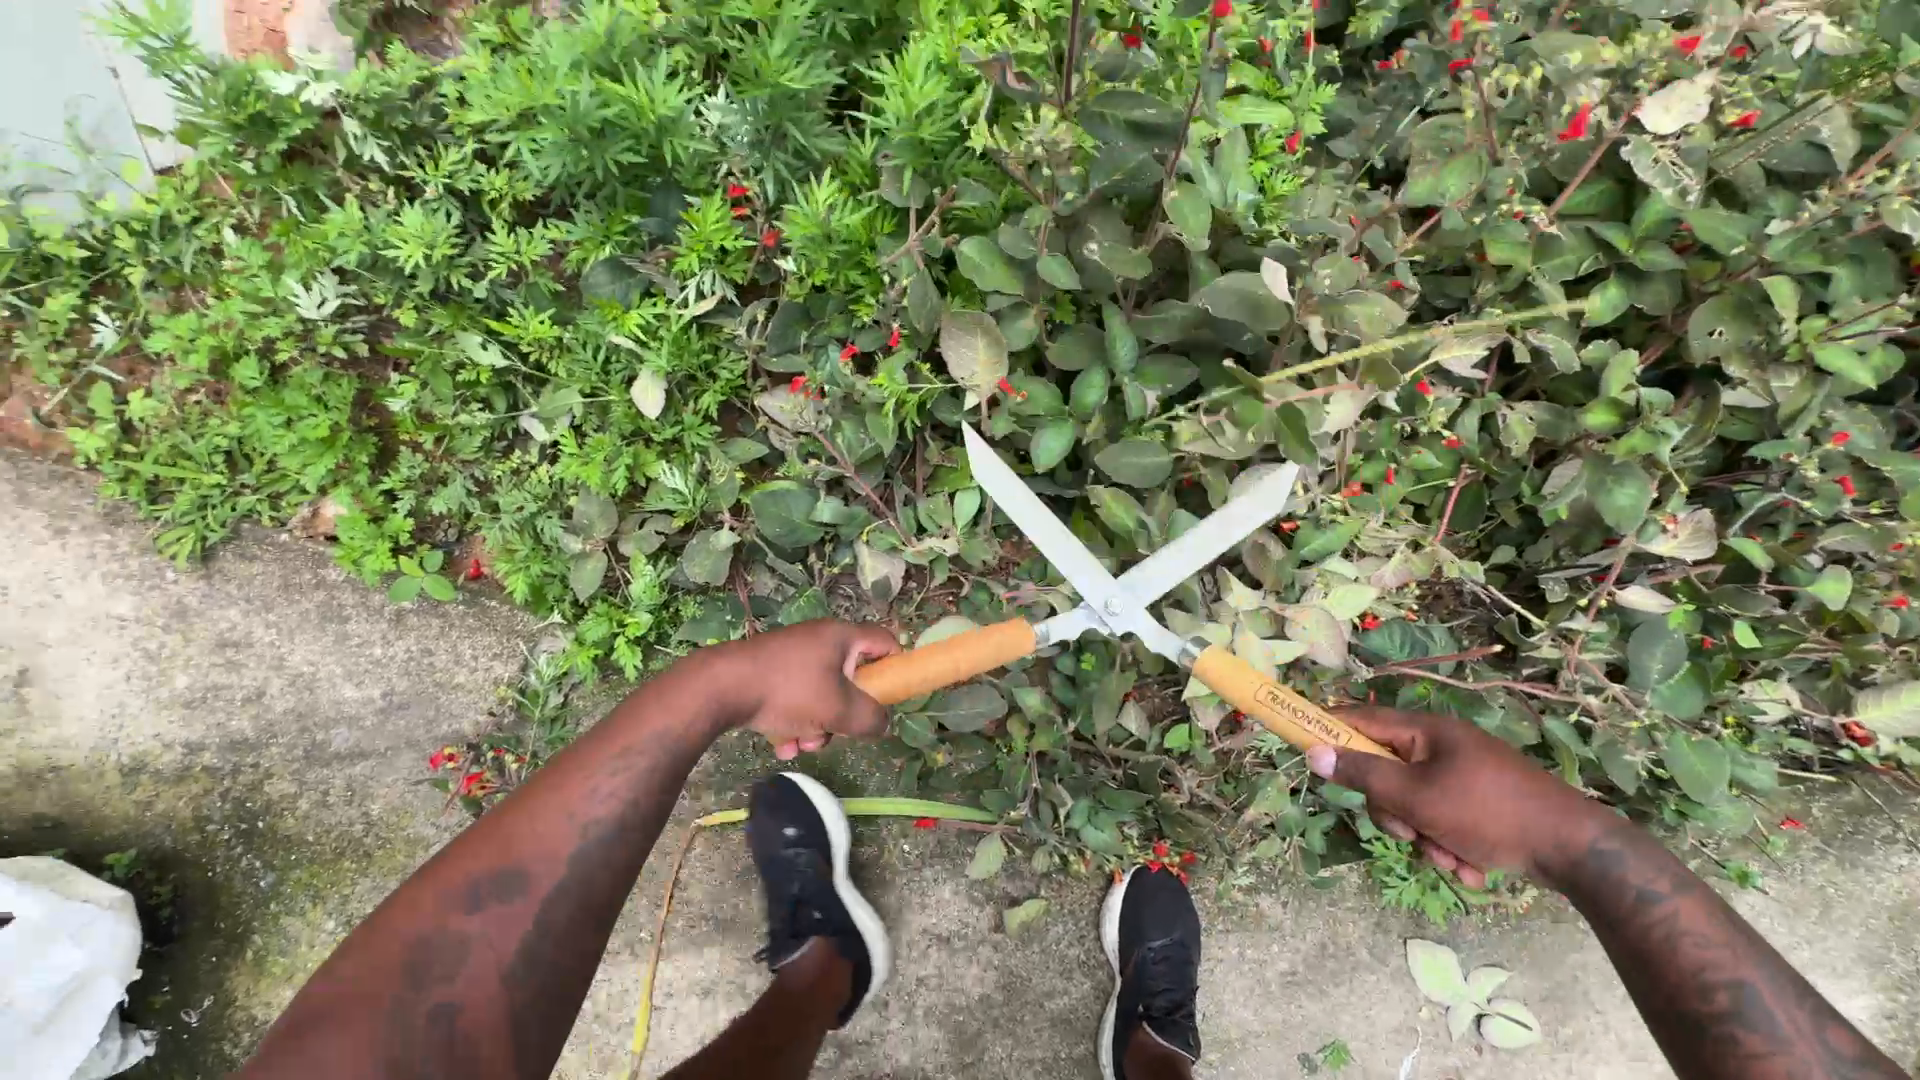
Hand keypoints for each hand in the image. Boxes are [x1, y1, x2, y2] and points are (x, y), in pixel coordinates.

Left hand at [702, 619, 899, 759]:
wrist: (721, 687)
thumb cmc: (789, 690)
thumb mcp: (839, 711)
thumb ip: (871, 719)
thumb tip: (883, 723)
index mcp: (842, 637)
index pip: (885, 641)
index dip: (896, 666)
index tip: (891, 696)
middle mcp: (819, 640)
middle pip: (851, 678)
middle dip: (845, 713)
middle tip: (837, 730)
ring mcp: (792, 656)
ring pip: (821, 694)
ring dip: (817, 725)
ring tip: (801, 744)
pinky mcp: (769, 672)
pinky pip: (795, 698)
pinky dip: (793, 721)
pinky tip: (781, 743)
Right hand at [1306, 708, 1614, 888]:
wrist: (1579, 852)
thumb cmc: (1490, 813)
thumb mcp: (1416, 797)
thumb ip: (1361, 775)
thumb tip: (1314, 752)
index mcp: (1425, 731)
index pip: (1359, 718)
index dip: (1328, 729)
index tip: (1302, 745)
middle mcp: (1441, 747)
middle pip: (1384, 773)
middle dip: (1392, 812)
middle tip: (1409, 832)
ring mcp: (1463, 775)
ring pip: (1412, 804)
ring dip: (1422, 837)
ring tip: (1450, 859)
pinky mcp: (1480, 803)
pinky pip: (1441, 820)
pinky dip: (1448, 845)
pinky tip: (1471, 867)